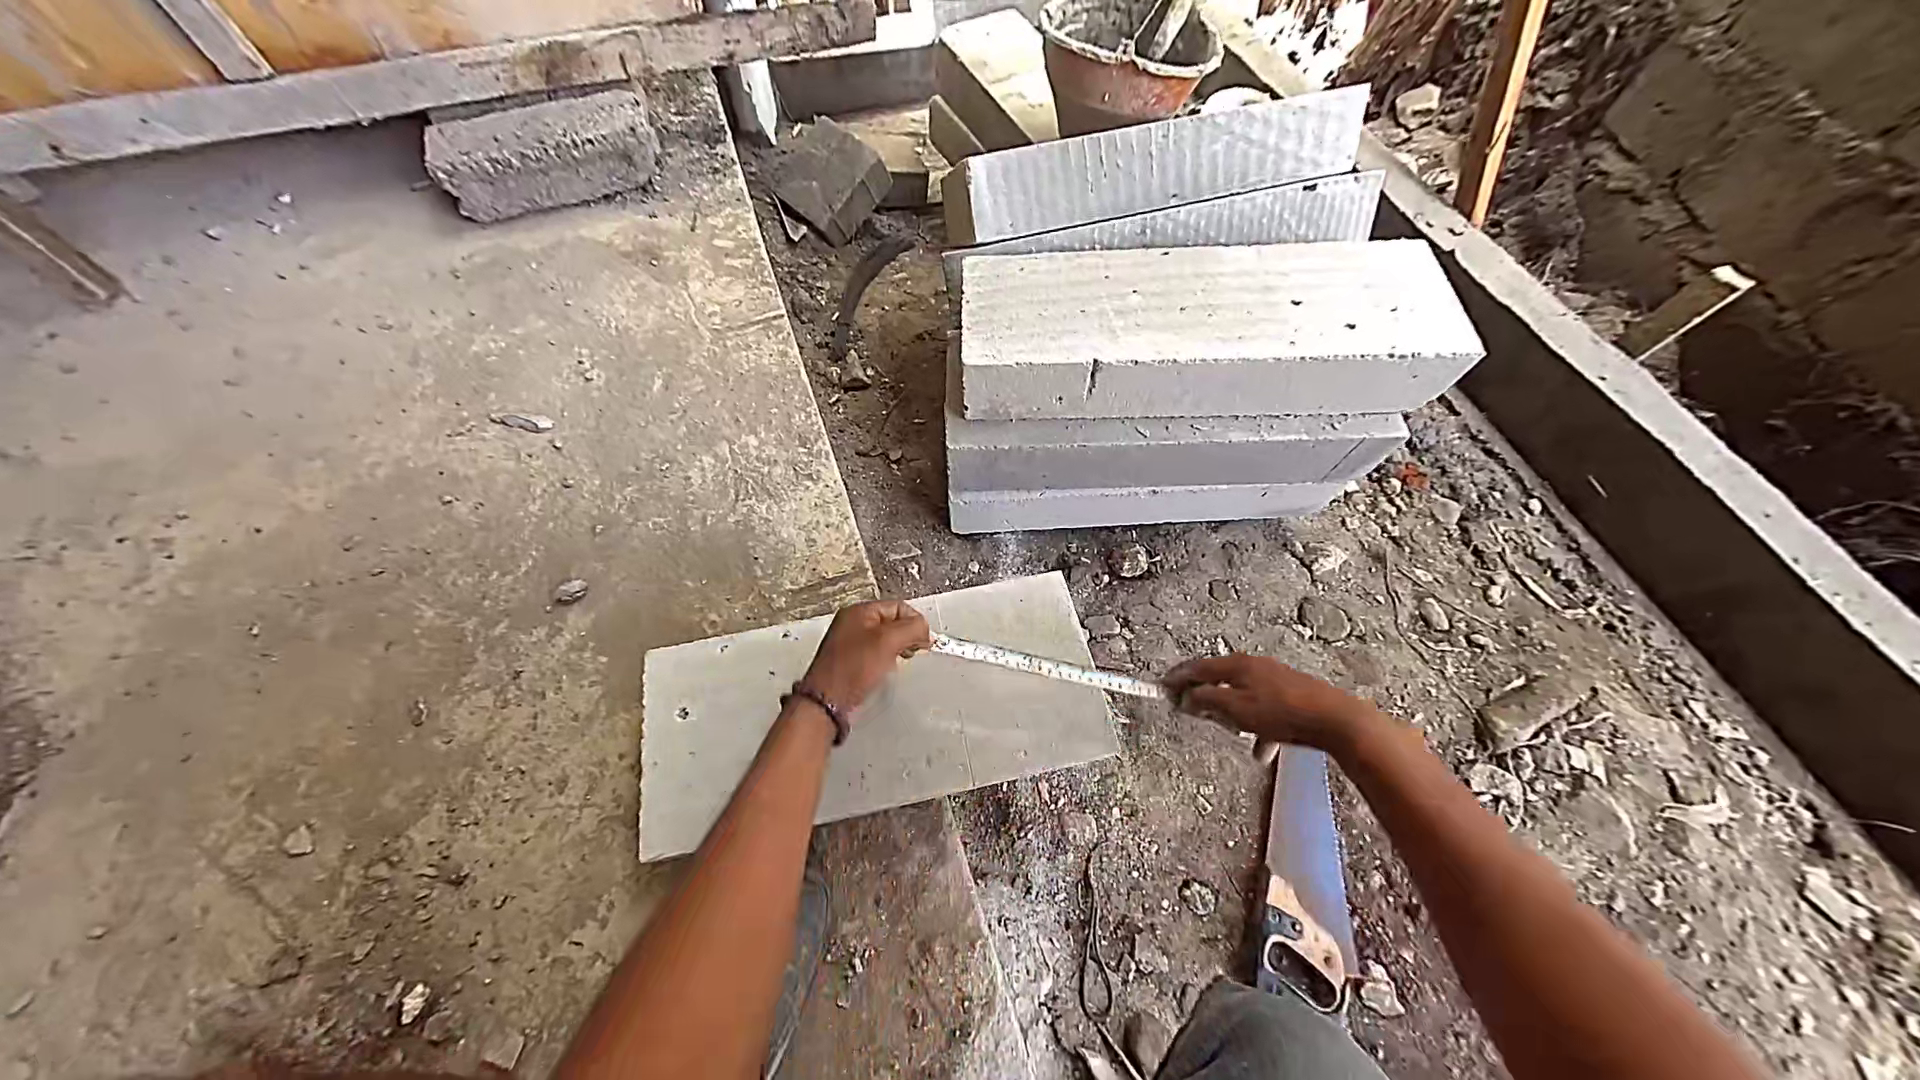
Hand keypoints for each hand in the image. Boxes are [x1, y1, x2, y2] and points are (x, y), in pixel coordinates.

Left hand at [800, 599, 931, 714]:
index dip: (914, 622)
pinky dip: (887, 664)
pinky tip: (886, 673)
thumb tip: (924, 627)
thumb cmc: (850, 670)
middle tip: (911, 651)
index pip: (898, 607)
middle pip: (893, 623)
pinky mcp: (852, 664)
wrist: (828, 702)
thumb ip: (912, 627)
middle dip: (906, 637)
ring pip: (886, 641)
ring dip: (897, 651)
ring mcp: (851, 645)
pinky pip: (878, 657)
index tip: (923, 640)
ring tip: (897, 663)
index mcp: (858, 612)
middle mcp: (853, 625)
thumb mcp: (888, 640)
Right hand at [1162, 654, 1376, 751]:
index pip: (1198, 667)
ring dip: (1232, 712)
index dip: (1178, 677)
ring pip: (1243, 694)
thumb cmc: (1284, 713)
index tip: (1164, 686)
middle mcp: (1255, 666)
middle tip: (1192, 708)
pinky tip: (1264, 747)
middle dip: (1205, 694)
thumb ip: (1207, 700)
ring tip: (1230, 730)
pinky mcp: (1292, 694)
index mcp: (1238, 664)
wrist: (1336, 720)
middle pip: (1220, 678)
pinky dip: (1257, 724)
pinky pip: (1264, 708)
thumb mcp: (1236, 709)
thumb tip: (1188, 696)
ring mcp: (1276, 679)